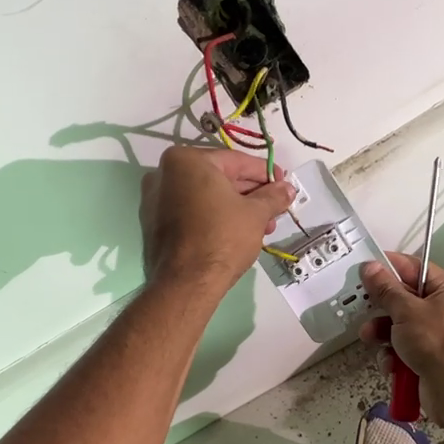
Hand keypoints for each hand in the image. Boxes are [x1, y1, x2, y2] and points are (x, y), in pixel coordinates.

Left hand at [140, 146, 295, 295]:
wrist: (186, 283)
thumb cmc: (222, 238)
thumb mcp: (255, 213)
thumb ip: (273, 196)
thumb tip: (288, 189)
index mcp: (186, 160)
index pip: (236, 161)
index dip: (265, 173)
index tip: (284, 184)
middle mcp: (164, 174)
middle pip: (219, 179)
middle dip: (251, 195)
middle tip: (274, 210)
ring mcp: (155, 200)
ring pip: (206, 197)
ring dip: (236, 209)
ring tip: (262, 227)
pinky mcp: (155, 225)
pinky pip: (192, 212)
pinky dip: (215, 218)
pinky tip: (237, 234)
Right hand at [359, 253, 443, 428]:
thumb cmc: (438, 342)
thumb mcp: (408, 311)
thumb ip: (386, 290)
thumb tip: (370, 267)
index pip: (415, 269)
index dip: (389, 267)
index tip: (365, 268)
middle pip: (405, 301)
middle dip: (382, 309)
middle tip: (362, 309)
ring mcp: (438, 338)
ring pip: (401, 329)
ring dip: (384, 336)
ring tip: (370, 339)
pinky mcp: (430, 361)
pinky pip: (405, 352)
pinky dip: (395, 358)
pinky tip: (392, 366)